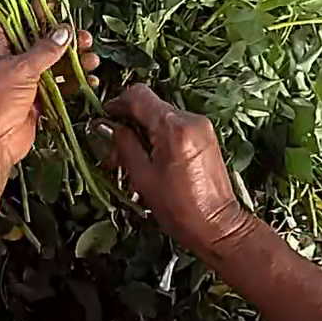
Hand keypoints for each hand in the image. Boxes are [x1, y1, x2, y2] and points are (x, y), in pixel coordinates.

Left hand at [0, 21, 97, 173]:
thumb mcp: (20, 69)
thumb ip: (45, 50)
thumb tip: (64, 31)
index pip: (14, 19)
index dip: (34, 11)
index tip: (57, 6)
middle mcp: (7, 61)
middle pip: (38, 43)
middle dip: (62, 40)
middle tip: (85, 37)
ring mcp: (21, 82)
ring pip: (51, 66)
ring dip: (73, 62)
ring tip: (92, 58)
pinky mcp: (34, 101)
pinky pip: (56, 88)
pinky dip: (72, 83)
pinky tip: (89, 79)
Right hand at [99, 85, 262, 261]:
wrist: (216, 225)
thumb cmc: (178, 207)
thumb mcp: (142, 176)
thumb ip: (124, 144)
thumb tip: (107, 125)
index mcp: (173, 128)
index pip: (139, 95)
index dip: (117, 103)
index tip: (105, 116)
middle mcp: (190, 119)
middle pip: (151, 105)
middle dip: (130, 122)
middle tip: (114, 149)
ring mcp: (201, 126)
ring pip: (162, 115)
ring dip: (144, 130)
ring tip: (133, 158)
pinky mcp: (206, 135)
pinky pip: (176, 125)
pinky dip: (161, 135)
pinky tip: (153, 157)